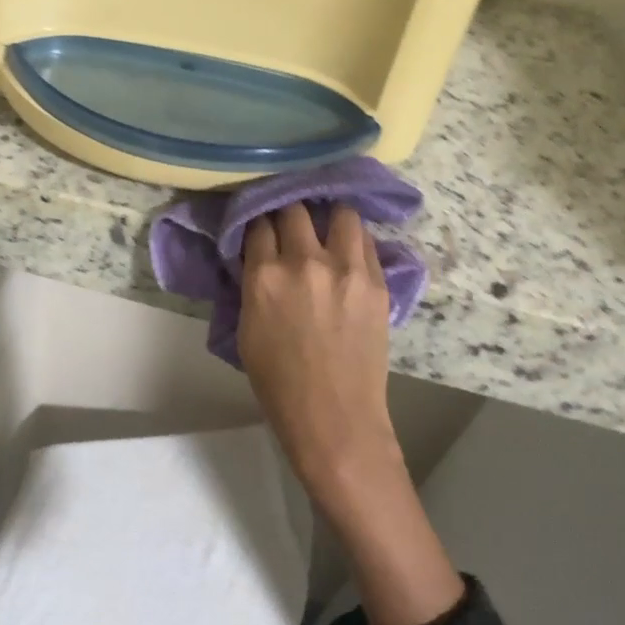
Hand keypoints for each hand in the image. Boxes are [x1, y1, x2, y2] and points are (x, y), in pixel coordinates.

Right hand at [238, 203, 398, 491]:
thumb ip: (252, 286)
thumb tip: (258, 260)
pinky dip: (353, 240)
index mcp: (264, 276)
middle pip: (295, 209)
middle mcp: (305, 261)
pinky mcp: (377, 281)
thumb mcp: (247, 330)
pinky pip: (365, 242)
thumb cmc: (278, 383)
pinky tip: (348, 249)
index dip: (257, 221)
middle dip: (288, 211)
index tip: (258, 224)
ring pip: (340, 213)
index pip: (258, 223)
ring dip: (329, 215)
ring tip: (326, 226)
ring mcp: (347, 268)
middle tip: (289, 221)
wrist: (333, 415)